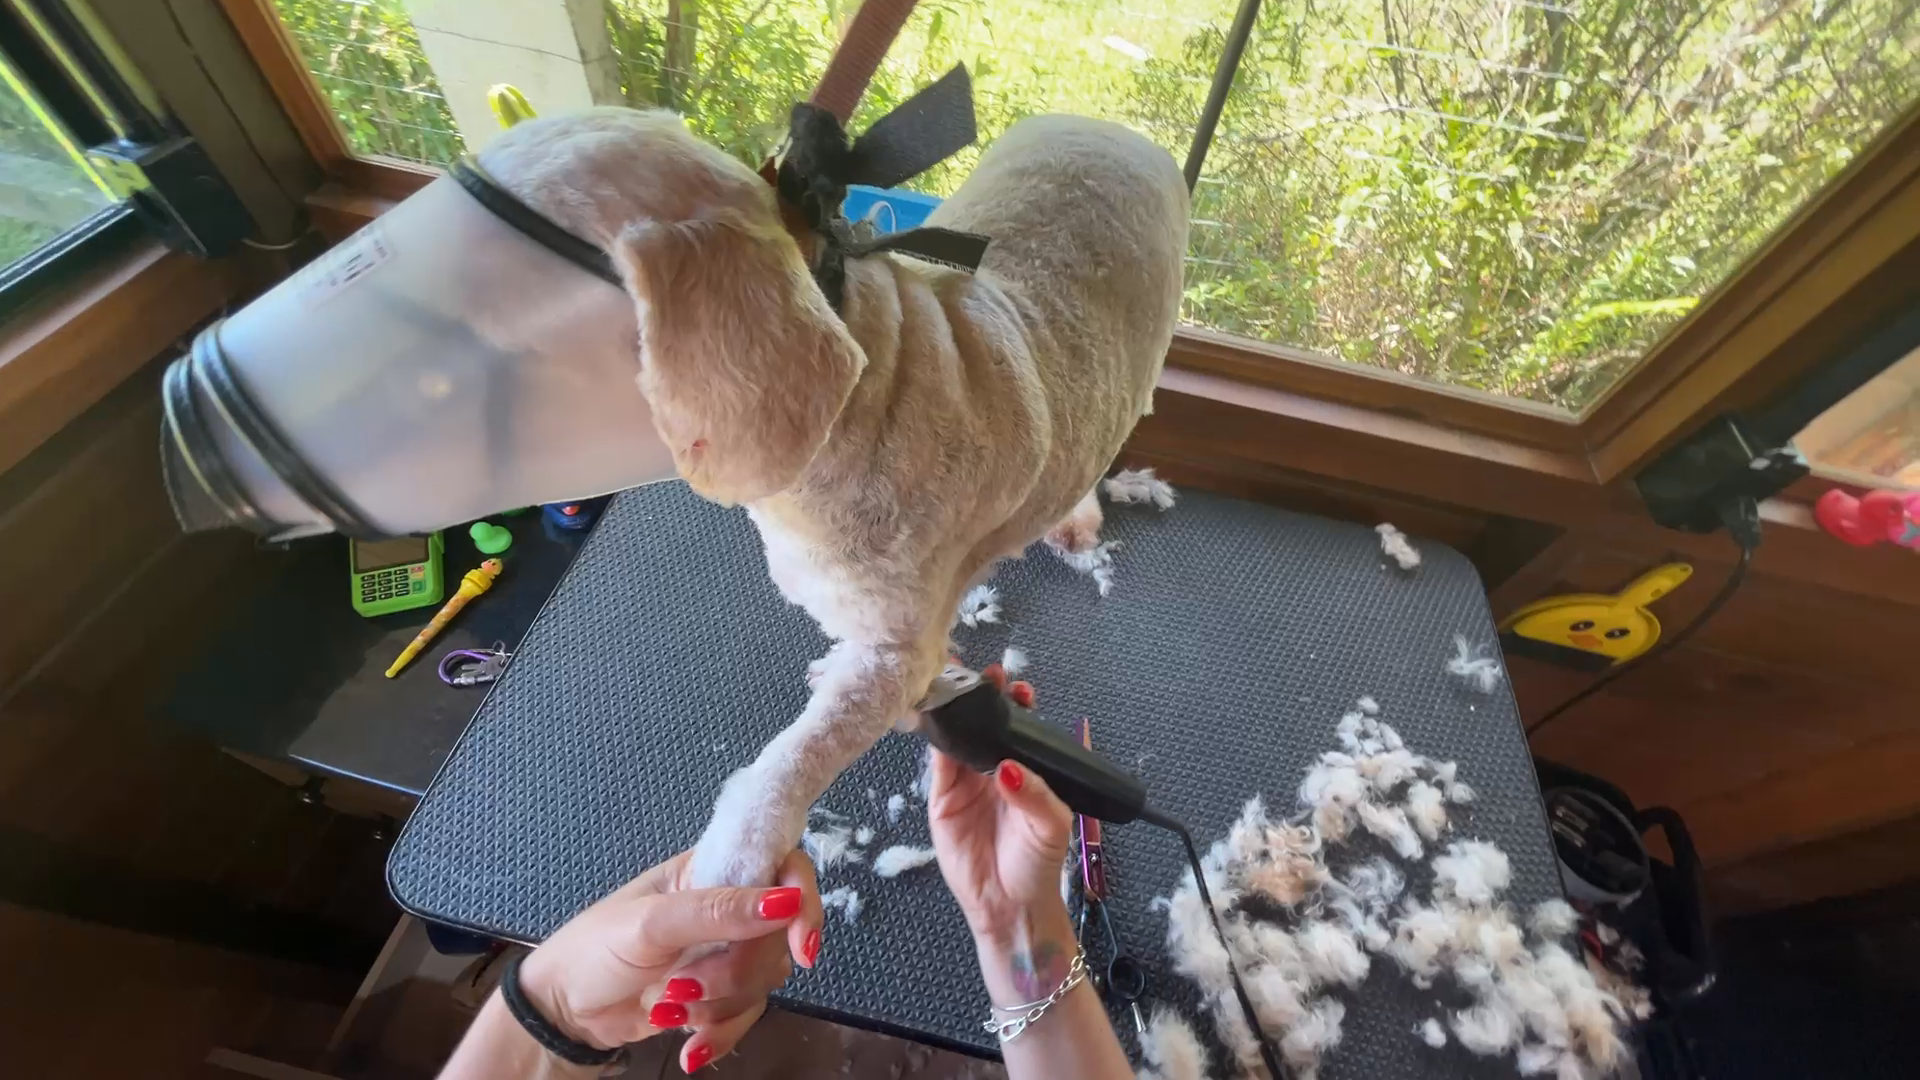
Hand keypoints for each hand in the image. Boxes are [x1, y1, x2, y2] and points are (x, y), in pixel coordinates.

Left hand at [517, 849, 822, 1071]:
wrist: (560, 1013)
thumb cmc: (596, 949)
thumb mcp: (652, 924)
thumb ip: (719, 910)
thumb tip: (786, 902)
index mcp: (718, 866)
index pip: (784, 867)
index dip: (802, 901)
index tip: (800, 945)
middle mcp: (732, 903)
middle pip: (778, 934)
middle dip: (736, 971)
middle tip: (686, 985)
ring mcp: (727, 949)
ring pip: (766, 976)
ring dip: (721, 1003)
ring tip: (670, 1005)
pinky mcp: (720, 991)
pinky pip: (749, 1012)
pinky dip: (721, 1033)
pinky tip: (690, 1046)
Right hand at [926, 667, 1078, 1003]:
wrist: (1008, 906)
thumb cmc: (1037, 862)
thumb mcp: (1051, 825)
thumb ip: (1034, 794)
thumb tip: (1007, 766)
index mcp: (1026, 768)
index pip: (1020, 727)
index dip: (1016, 703)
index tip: (1014, 684)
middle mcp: (994, 767)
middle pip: (987, 723)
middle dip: (984, 696)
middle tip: (983, 672)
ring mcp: (966, 779)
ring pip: (960, 735)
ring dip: (958, 709)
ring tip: (955, 681)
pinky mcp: (942, 795)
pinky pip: (939, 760)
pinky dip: (936, 737)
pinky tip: (937, 716)